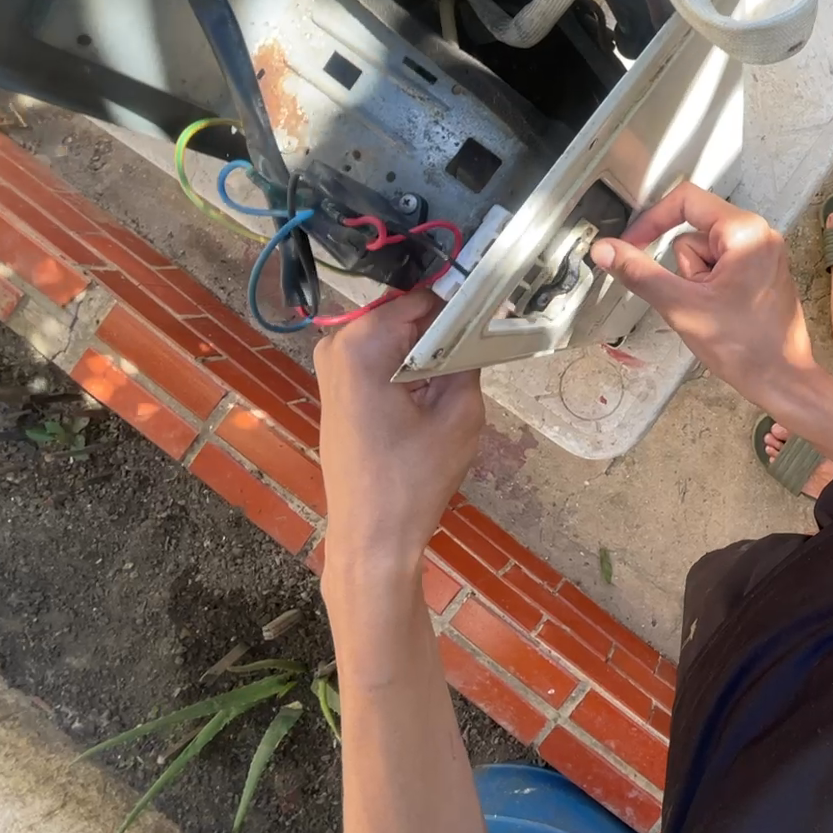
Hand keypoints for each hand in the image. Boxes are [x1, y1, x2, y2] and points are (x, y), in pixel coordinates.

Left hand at [313, 288, 484, 567]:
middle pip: (407, 314)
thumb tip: (482, 324)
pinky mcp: (340, 387)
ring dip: (432, 345)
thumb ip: (468, 358)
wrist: (373, 533)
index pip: (424, 298)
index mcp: (362, 343)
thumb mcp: (460, 412)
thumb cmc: (416, 476)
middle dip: (448, 323)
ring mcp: (333, 366)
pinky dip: (414, 362)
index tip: (499, 308)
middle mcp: (338, 344)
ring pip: (398, 335)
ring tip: (470, 363)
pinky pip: (384, 356)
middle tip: (490, 339)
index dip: (464, 302)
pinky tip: (441, 384)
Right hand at [590, 182, 822, 410]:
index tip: (631, 244)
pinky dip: (712, 288)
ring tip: (715, 312)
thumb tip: (605, 249)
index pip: (685, 201)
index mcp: (745, 231)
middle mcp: (760, 234)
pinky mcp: (763, 272)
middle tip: (700, 301)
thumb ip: (639, 273)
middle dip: (686, 270)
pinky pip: (722, 268)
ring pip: (705, 254)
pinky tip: (724, 314)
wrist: (782, 380)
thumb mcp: (681, 307)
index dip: (651, 220)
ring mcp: (764, 253)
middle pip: (694, 233)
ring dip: (698, 282)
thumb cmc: (745, 347)